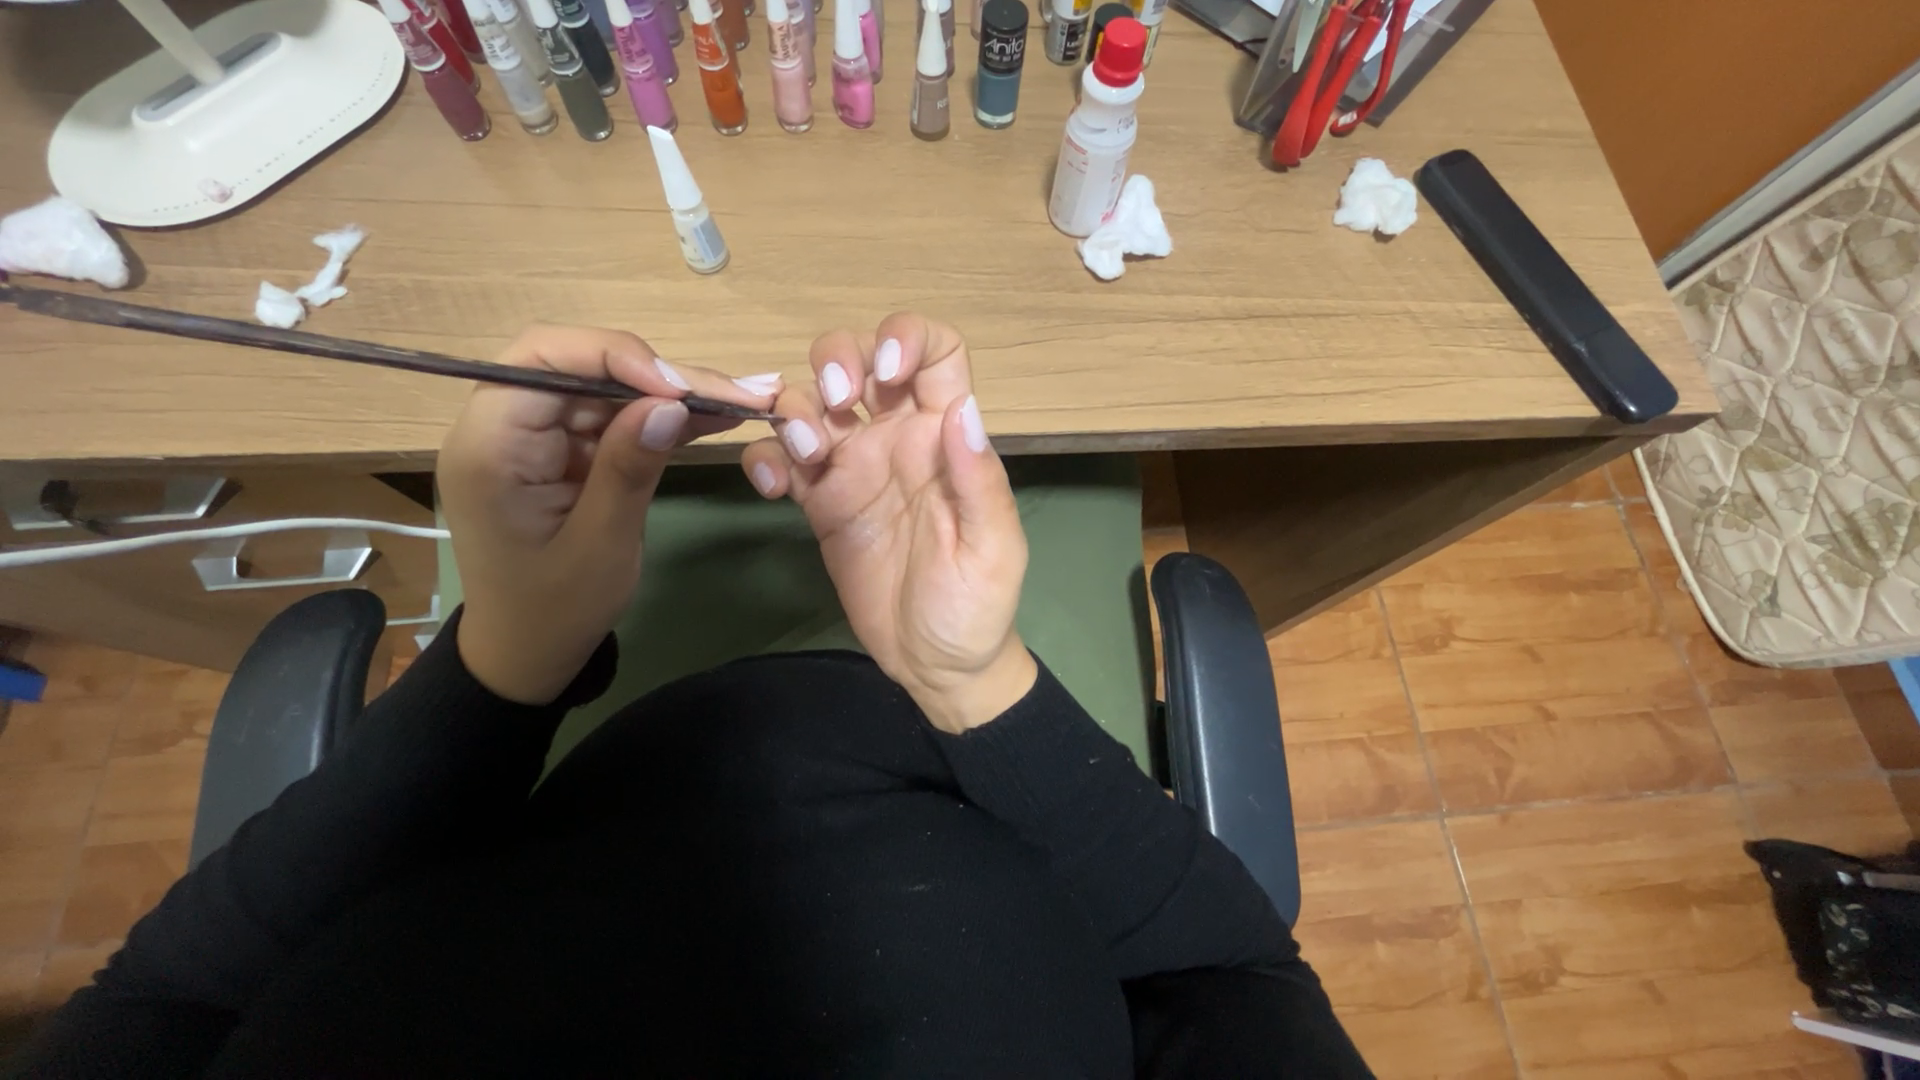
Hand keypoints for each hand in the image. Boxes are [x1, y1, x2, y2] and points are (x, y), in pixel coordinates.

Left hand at [439, 326, 780, 703]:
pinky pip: (615, 418)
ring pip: (608, 388)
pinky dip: (662, 417)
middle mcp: (506, 426)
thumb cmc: (556, 610)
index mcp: (491, 446)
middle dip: (659, 376)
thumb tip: (670, 403)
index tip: (678, 390)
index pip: (544, 360)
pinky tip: (713, 416)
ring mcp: (538, 437)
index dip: (614, 357)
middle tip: (733, 394)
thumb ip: (629, 468)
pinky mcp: (564, 451)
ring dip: (673, 394)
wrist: (528, 652)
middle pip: (583, 366)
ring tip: (740, 400)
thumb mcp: (600, 546)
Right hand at [740, 314, 1035, 733]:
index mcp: (946, 438)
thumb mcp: (991, 549)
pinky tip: (774, 488)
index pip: (936, 353)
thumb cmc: (975, 608)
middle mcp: (898, 439)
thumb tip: (962, 409)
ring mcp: (853, 468)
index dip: (907, 340)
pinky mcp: (819, 502)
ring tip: (807, 459)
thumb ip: (978, 480)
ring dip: (796, 410)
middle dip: (837, 360)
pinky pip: (781, 458)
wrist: (933, 664)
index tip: (884, 377)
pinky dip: (766, 457)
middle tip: (834, 407)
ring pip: (812, 401)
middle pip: (859, 360)